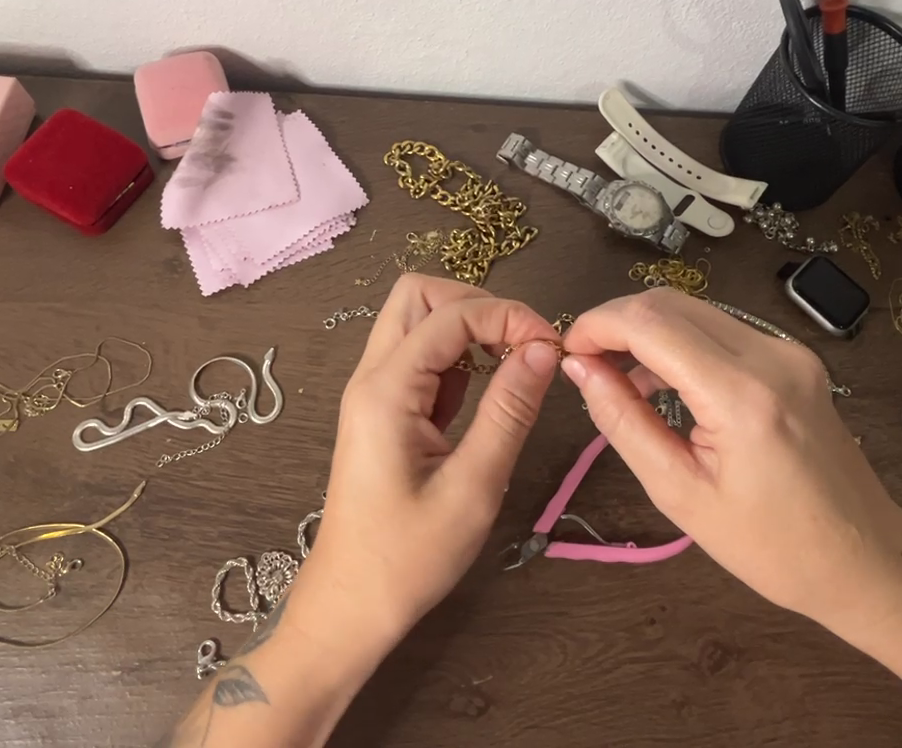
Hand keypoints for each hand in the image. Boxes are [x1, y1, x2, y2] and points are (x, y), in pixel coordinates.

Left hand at [284, 273, 562, 663]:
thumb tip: (544, 349)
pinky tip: (484, 392)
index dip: (507, 316)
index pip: (450, 314)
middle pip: (419, 295)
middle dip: (477, 304)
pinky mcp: (383, 408)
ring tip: (512, 365)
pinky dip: (456, 356)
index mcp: (386, 389)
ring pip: (416, 319)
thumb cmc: (408, 557)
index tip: (552, 347)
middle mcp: (372, 376)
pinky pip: (419, 356)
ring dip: (466, 327)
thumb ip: (509, 410)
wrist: (349, 605)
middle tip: (522, 344)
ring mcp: (373, 390)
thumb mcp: (473, 486)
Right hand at [560, 288, 901, 632]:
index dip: (597, 325)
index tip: (567, 351)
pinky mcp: (792, 356)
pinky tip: (660, 380)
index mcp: (742, 394)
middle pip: (669, 302)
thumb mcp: (680, 493)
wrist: (865, 559)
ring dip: (644, 330)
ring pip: (692, 309)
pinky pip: (718, 329)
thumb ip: (623, 421)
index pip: (650, 322)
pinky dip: (677, 341)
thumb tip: (578, 368)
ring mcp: (786, 350)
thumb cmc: (770, 546)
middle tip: (584, 362)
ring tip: (614, 375)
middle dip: (615, 322)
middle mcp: (769, 354)